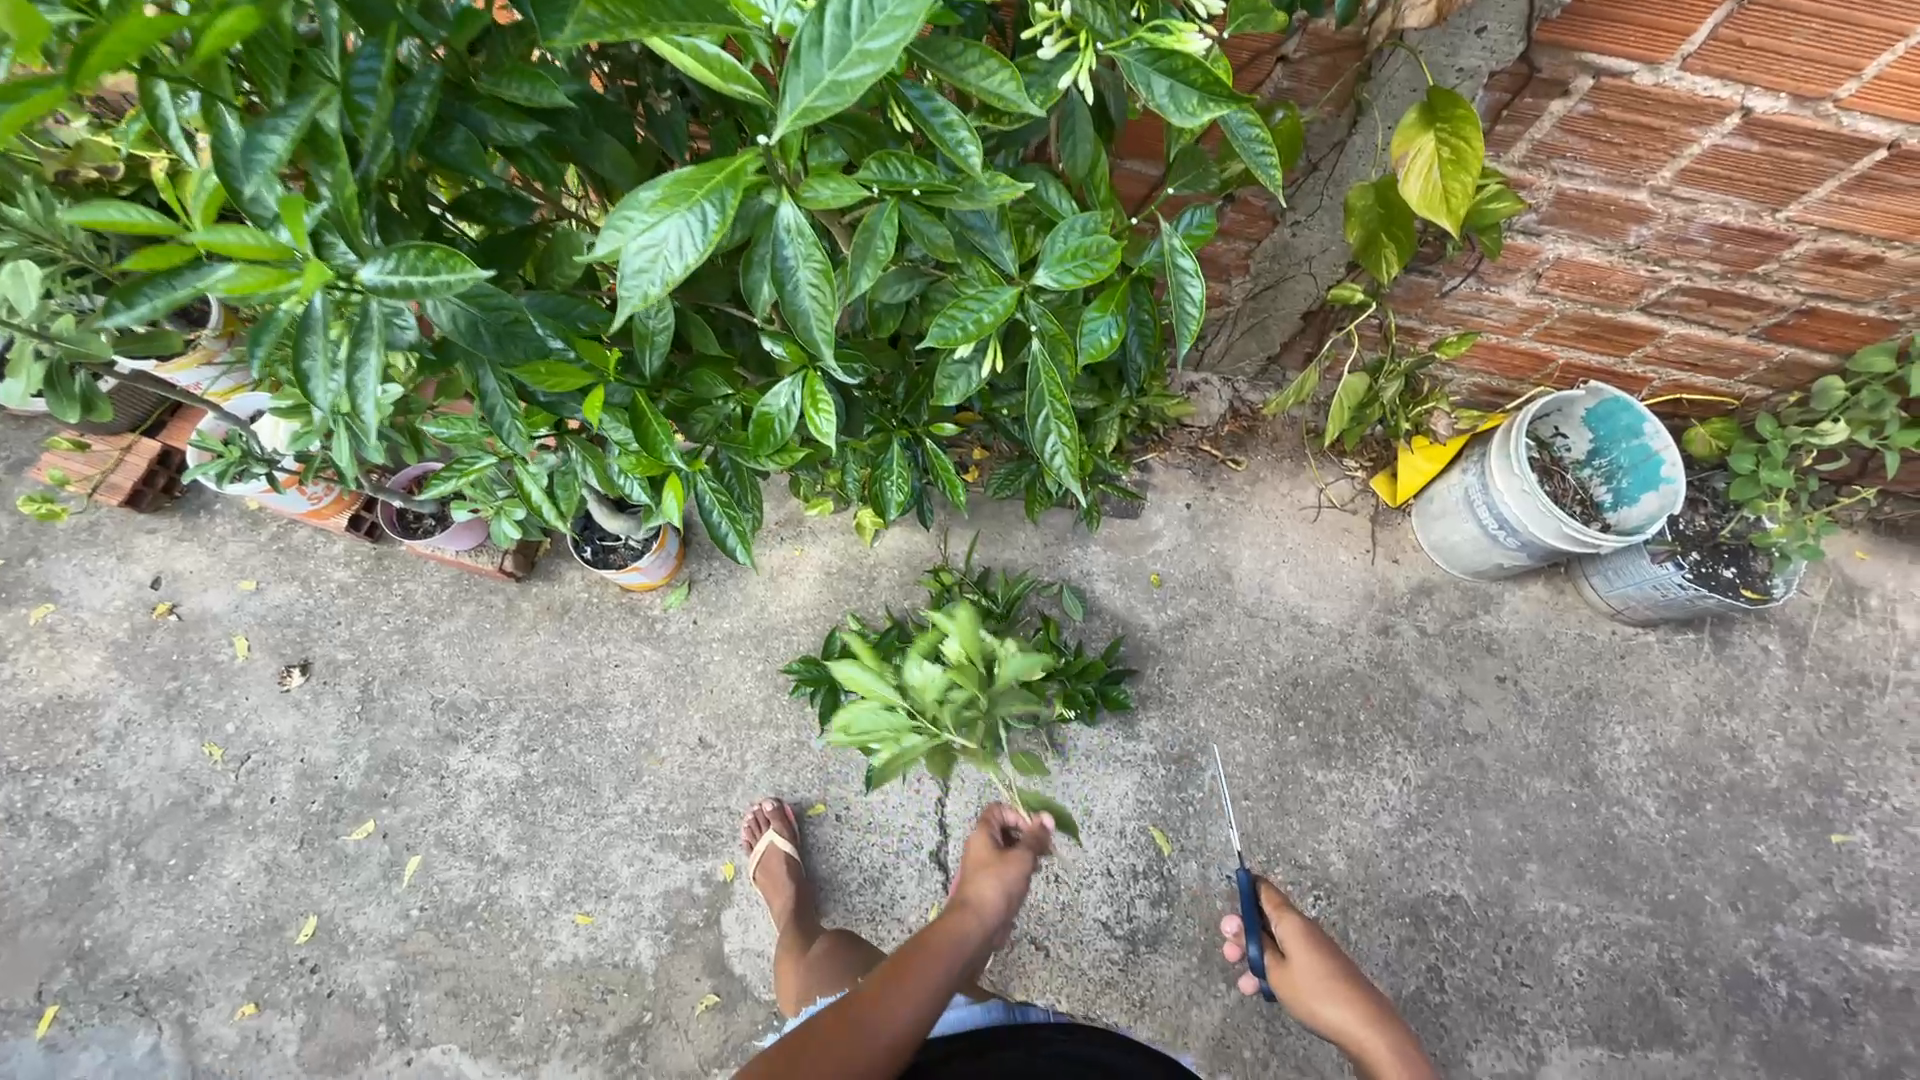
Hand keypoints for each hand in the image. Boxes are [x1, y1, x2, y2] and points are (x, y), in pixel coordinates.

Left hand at [946, 802, 1053, 940]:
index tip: (1034, 831)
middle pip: (1005, 829)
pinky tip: (1028, 881)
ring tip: (1037, 866)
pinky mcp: (990, 883)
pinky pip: (1006, 868)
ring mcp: (984, 865)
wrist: (976, 926)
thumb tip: (1047, 816)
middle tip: (1044, 849)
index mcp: (983, 833)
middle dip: (1027, 836)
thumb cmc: (997, 885)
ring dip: (1025, 855)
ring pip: (1008, 850)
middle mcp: (981, 845)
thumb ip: (1035, 838)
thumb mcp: (1021, 858)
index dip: (1018, 815)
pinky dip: (1019, 870)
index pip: (999, 809)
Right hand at [1221, 875, 1434, 1078]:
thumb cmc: (1315, 993)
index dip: (1244, 889)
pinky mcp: (1320, 968)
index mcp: (1289, 920)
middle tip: (1228, 952)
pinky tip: (1261, 990)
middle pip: (1265, 919)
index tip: (1227, 901)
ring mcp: (1312, 948)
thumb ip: (1254, 945)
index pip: (1264, 890)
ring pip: (1275, 943)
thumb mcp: (1274, 970)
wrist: (1365, 1026)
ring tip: (1242, 981)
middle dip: (1243, 934)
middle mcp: (1301, 928)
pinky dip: (1273, 970)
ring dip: (1255, 958)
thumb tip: (1236, 922)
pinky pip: (1289, 959)